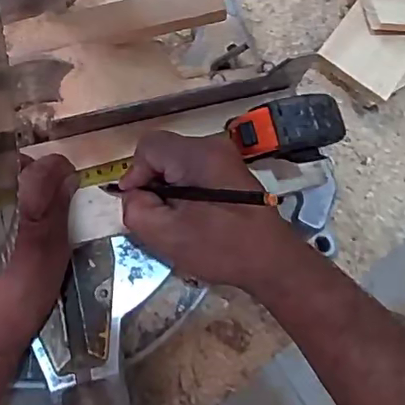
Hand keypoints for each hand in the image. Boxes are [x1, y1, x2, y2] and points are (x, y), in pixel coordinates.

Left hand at [0, 153, 75, 358]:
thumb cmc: (26, 293)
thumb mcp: (56, 251)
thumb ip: (60, 208)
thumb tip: (68, 178)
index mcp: (18, 212)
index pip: (42, 169)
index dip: (59, 168)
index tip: (65, 177)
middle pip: (11, 165)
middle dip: (30, 171)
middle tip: (41, 190)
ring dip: (6, 184)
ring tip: (16, 205)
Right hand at [118, 131, 313, 294]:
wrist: (271, 259)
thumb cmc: (220, 247)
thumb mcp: (166, 235)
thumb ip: (136, 209)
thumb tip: (133, 193)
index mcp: (198, 154)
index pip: (149, 146)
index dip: (136, 173)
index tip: (140, 203)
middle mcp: (213, 145)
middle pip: (164, 151)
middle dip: (153, 182)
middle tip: (158, 216)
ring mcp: (225, 156)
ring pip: (178, 162)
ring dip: (169, 187)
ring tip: (176, 220)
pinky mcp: (231, 170)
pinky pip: (195, 170)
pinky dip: (185, 189)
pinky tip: (194, 216)